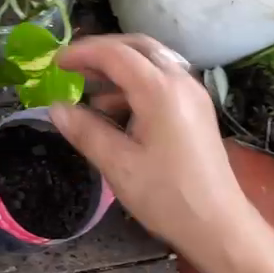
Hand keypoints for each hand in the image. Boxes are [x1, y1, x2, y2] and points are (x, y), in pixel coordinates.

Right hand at [47, 35, 262, 272]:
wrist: (218, 225)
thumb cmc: (166, 196)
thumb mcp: (118, 165)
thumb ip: (85, 131)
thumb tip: (55, 108)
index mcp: (160, 91)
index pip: (116, 54)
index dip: (82, 53)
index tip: (55, 64)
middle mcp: (181, 82)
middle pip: (138, 48)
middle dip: (102, 52)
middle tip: (72, 67)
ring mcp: (193, 95)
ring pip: (152, 63)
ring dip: (119, 68)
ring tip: (89, 91)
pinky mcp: (197, 110)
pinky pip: (163, 81)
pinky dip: (135, 85)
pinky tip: (116, 111)